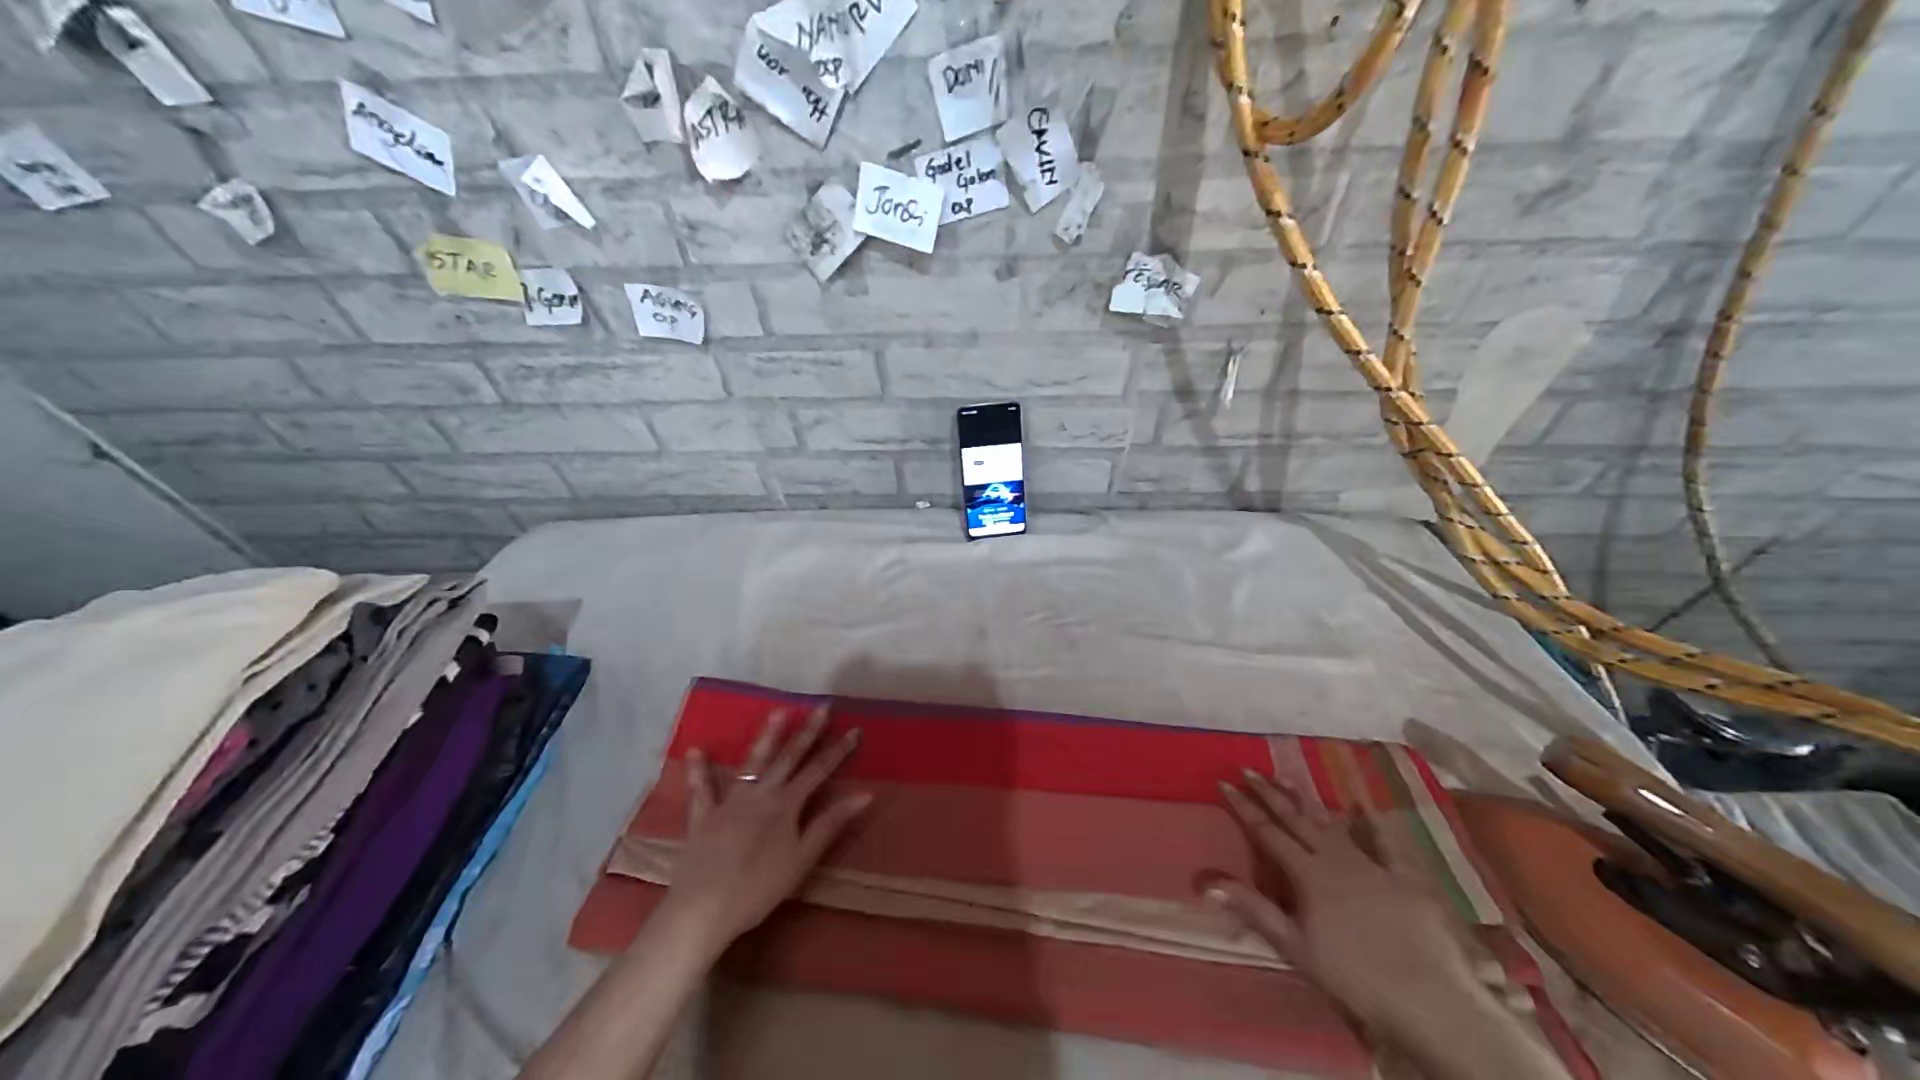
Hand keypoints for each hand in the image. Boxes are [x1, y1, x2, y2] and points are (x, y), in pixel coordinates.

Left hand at [656, 707, 868, 951]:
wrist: (704, 908)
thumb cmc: (760, 888)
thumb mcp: (802, 859)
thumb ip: (831, 824)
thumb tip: (865, 794)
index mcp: (786, 805)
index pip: (818, 771)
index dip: (838, 751)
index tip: (854, 730)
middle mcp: (760, 794)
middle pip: (788, 758)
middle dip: (808, 732)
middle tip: (822, 706)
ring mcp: (730, 802)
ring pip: (752, 763)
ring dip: (766, 737)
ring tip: (777, 712)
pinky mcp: (704, 816)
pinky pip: (701, 789)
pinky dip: (698, 770)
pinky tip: (696, 750)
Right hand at [1207, 770, 1484, 1029]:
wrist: (1430, 999)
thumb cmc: (1353, 976)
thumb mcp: (1295, 946)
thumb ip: (1254, 908)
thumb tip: (1208, 881)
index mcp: (1308, 873)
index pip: (1267, 832)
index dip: (1244, 807)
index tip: (1224, 784)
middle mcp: (1336, 858)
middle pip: (1296, 819)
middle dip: (1269, 794)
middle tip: (1248, 769)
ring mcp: (1372, 864)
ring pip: (1332, 823)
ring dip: (1307, 800)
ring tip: (1288, 779)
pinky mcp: (1404, 877)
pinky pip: (1384, 842)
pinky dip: (1372, 822)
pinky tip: (1363, 806)